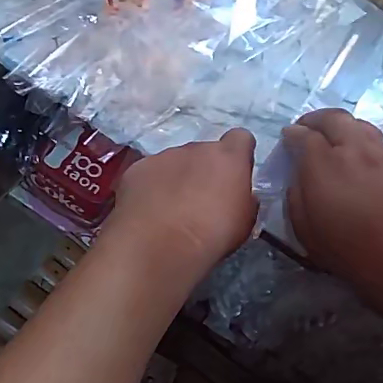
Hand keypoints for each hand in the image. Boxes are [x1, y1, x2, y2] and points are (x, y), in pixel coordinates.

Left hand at [103, 129, 258, 274]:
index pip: (240, 138)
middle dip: (204, 171)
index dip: (238, 155)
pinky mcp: (136, 169)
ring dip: (176, 179)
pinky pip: (149, 174)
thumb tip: (239, 195)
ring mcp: (163, 156)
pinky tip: (149, 212)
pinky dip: (150, 188)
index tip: (234, 176)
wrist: (160, 245)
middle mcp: (196, 148)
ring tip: (170, 211)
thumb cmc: (212, 235)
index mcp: (228, 157)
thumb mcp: (245, 221)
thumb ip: (244, 198)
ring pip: (174, 162)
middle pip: (204, 152)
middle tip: (200, 202)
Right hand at [280, 110, 382, 300]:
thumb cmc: (351, 251)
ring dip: (341, 124)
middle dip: (316, 119)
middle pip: (334, 118)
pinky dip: (359, 136)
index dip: (291, 135)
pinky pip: (374, 139)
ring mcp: (380, 154)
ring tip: (331, 137)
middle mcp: (353, 149)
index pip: (303, 135)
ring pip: (358, 124)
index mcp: (323, 163)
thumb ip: (296, 198)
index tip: (286, 138)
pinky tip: (355, 154)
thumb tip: (298, 178)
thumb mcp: (307, 232)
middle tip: (306, 128)